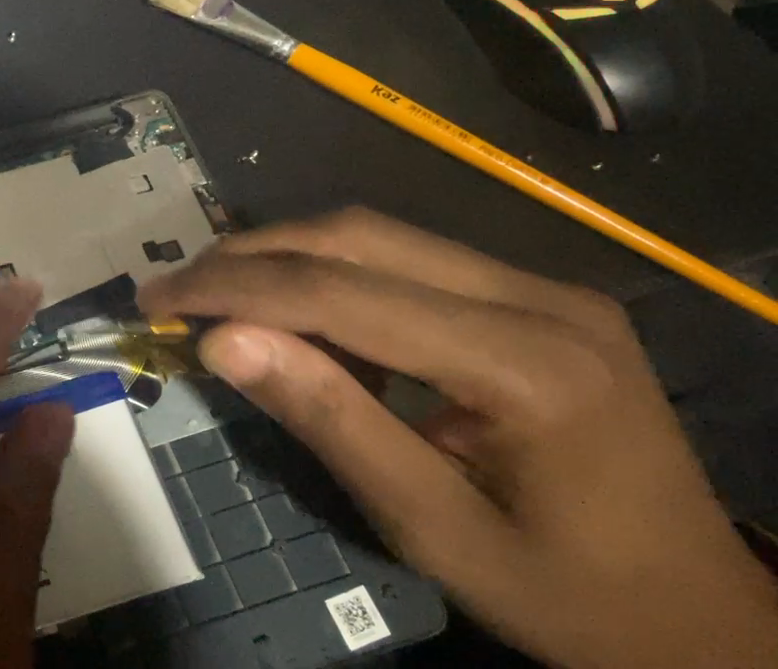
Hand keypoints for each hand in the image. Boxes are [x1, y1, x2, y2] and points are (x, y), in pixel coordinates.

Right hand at [143, 208, 777, 668]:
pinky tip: (292, 309)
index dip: (230, 287)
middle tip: (171, 289)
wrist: (706, 623)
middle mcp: (541, 299)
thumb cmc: (566, 594)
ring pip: (376, 235)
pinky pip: (407, 260)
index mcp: (526, 364)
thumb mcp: (431, 528)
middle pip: (356, 237)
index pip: (339, 292)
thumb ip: (328, 421)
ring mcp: (545, 290)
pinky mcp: (537, 298)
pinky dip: (328, 272)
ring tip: (213, 291)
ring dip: (281, 255)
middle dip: (246, 256)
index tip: (152, 300)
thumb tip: (219, 339)